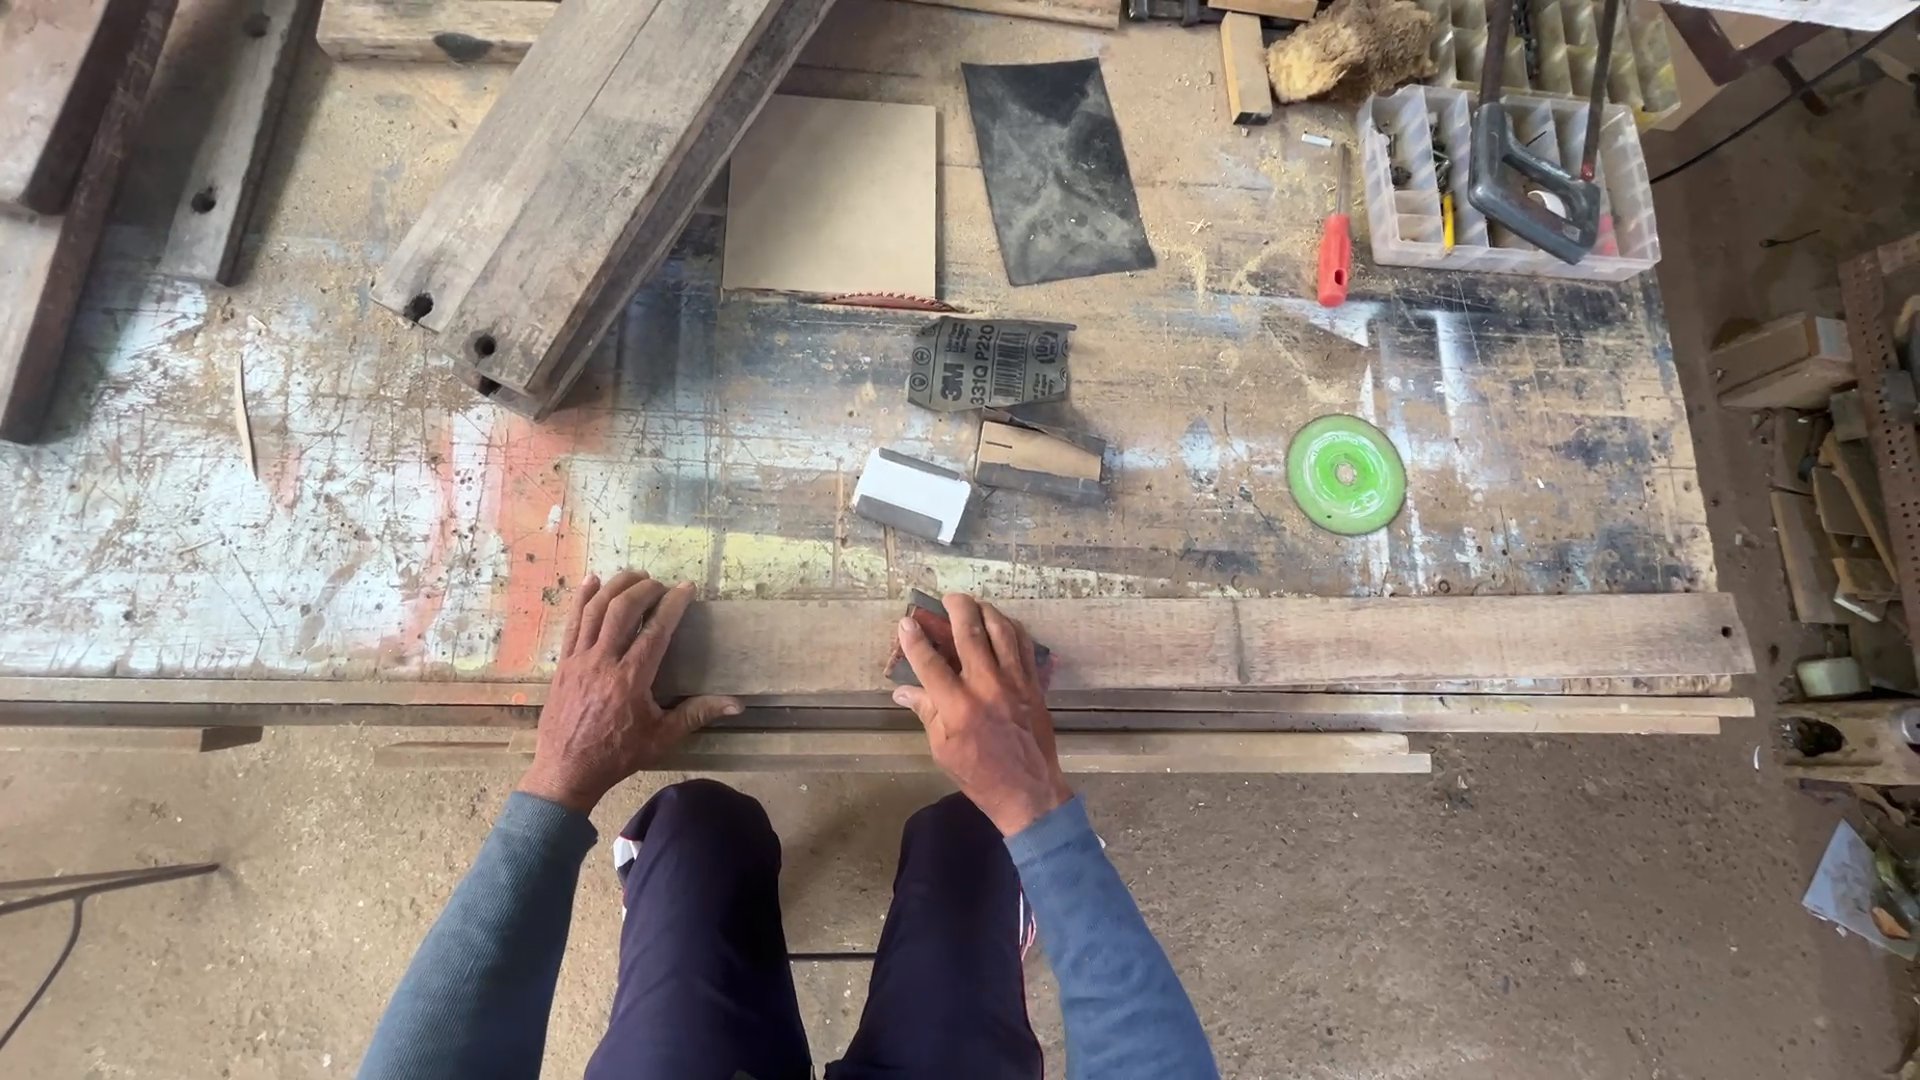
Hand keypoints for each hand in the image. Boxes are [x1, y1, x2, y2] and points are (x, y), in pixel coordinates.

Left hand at [516, 571, 740, 812]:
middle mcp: (603, 662)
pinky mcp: (562, 664)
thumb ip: (698, 713)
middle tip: (660, 584)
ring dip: (615, 587)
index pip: (656, 630)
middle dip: (644, 589)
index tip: (686, 588)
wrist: (566, 772)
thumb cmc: (618, 754)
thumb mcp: (662, 737)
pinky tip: (592, 580)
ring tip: (634, 575)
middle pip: (622, 610)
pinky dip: (582, 598)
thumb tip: (737, 704)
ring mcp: (578, 661)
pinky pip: (572, 623)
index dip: (673, 604)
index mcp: (631, 679)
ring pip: (595, 611)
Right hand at [892, 594, 1072, 836]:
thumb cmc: (980, 775)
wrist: (1029, 792)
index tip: (906, 622)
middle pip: (970, 633)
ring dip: (986, 611)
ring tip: (975, 604)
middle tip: (949, 598)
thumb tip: (903, 692)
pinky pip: (1025, 646)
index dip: (915, 639)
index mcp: (958, 706)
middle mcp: (986, 686)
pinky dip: (1013, 628)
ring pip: (1001, 631)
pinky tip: (1003, 623)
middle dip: (957, 608)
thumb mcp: (942, 750)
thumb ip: (926, 713)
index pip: (930, 662)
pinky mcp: (1034, 685)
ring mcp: (1014, 682)